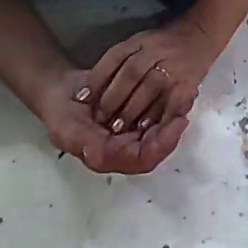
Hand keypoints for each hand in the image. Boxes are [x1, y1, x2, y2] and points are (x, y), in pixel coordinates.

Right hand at [35, 68, 187, 174]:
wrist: (58, 90)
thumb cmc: (60, 111)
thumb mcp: (65, 126)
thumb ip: (83, 141)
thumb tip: (99, 154)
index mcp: (107, 157)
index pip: (143, 158)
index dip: (163, 143)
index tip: (180, 120)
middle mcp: (122, 150)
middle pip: (156, 146)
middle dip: (174, 127)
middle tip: (189, 101)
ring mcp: (127, 134)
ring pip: (158, 131)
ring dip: (174, 114)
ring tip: (188, 93)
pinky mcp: (131, 117)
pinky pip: (154, 116)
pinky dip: (166, 105)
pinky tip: (177, 89)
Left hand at [85, 19, 222, 133]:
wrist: (198, 36)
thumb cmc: (162, 44)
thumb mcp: (137, 43)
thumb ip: (116, 63)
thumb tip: (88, 91)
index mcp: (140, 40)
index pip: (115, 57)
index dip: (97, 79)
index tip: (82, 99)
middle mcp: (156, 51)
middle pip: (131, 73)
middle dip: (113, 98)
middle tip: (99, 120)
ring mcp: (172, 66)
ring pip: (150, 88)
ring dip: (132, 110)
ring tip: (117, 128)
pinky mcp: (187, 82)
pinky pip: (170, 101)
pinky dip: (157, 115)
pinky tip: (145, 128)